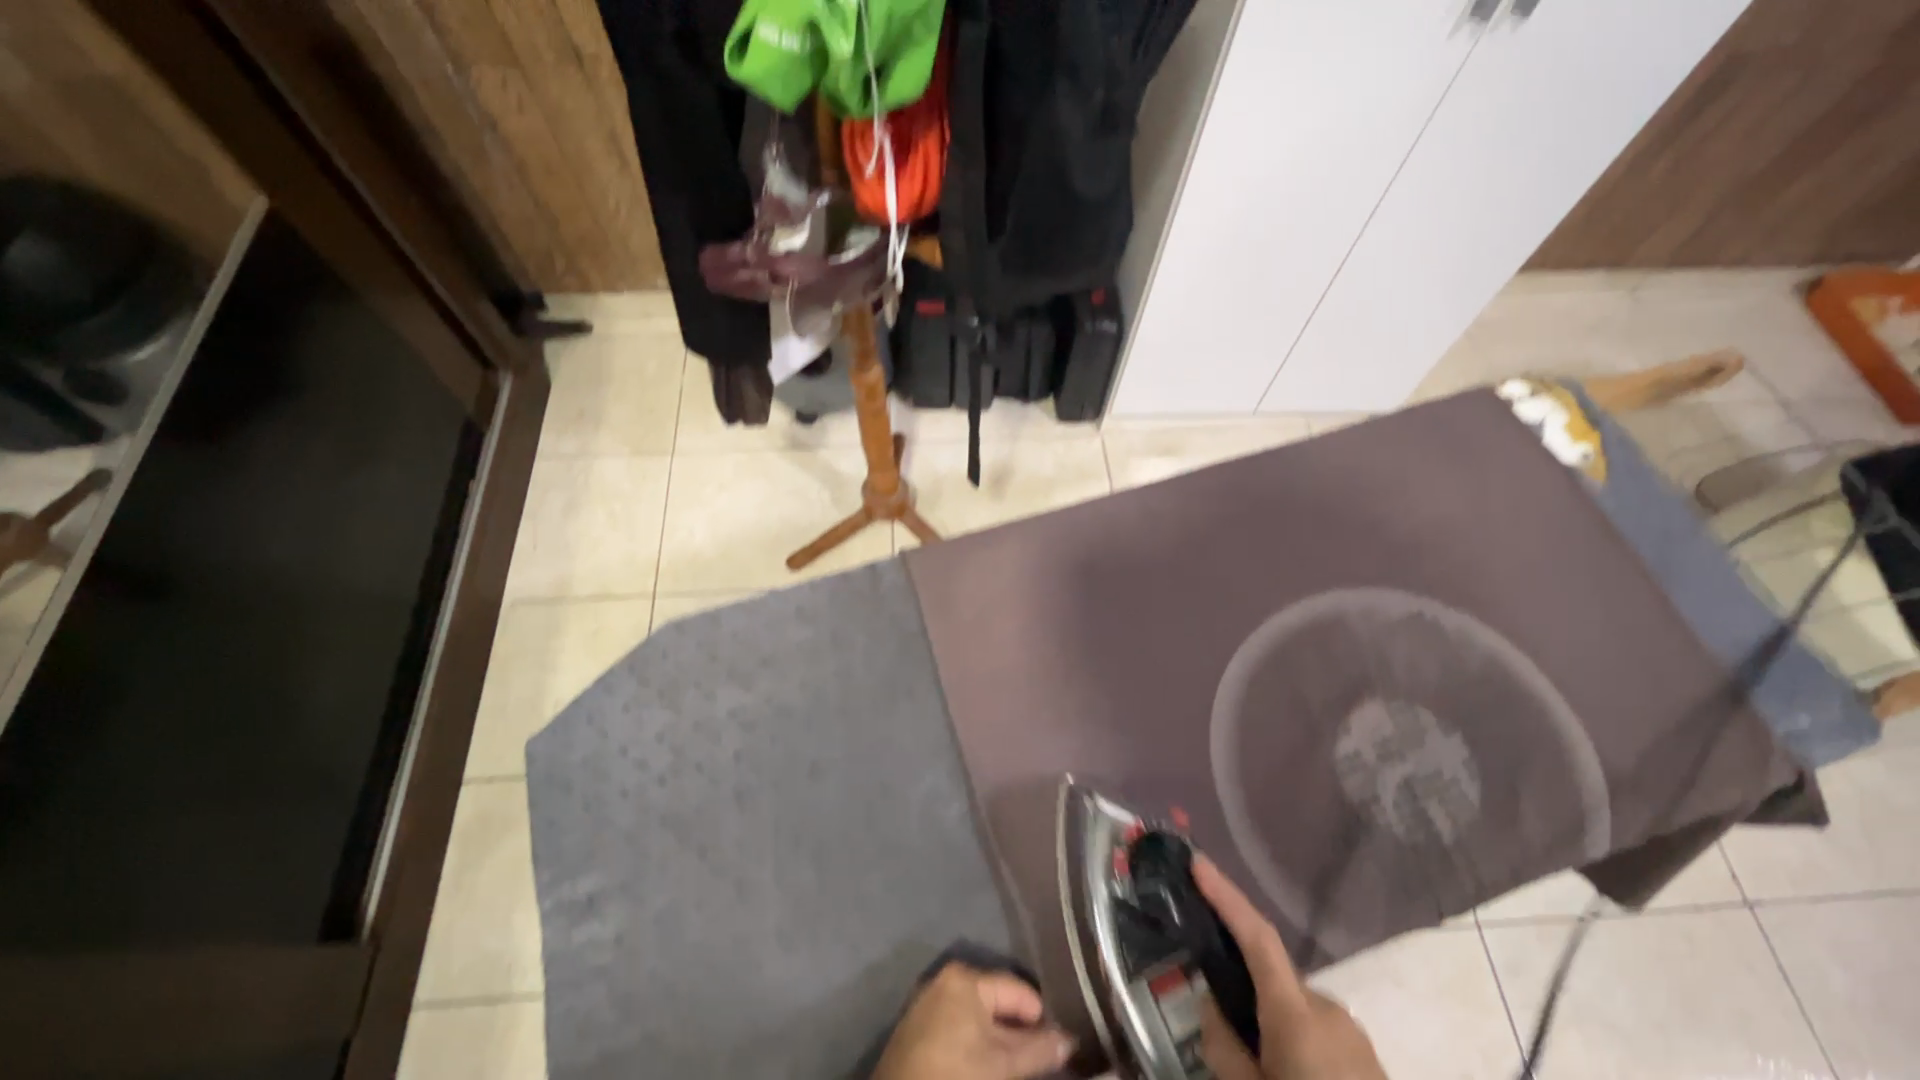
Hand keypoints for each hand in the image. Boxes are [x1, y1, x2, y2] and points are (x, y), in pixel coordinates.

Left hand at [871, 963, 1074, 1079]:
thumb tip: (1070, 1041)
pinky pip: (959, 1024)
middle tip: (1033, 1061)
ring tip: (1010, 1066)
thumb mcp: (1002, 1066)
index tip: (1053, 1049)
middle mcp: (946, 979)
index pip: (1020, 992)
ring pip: (979, 1016)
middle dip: (1018, 1031)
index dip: (1041, 1020)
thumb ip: (1039, 1050)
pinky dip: (975, 1042)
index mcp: (966, 979)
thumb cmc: (954, 1075)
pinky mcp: (918, 1024)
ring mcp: (929, 1000)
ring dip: (997, 1039)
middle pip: (999, 1002)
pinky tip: (981, 1065)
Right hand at [1194, 856, 1388, 1079]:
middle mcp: (1328, 1009)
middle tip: (1220, 1034)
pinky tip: (1288, 1079)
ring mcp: (1354, 1034)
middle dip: (1243, 993)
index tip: (1197, 864)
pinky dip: (1294, 1047)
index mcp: (1295, 1014)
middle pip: (1272, 981)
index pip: (1257, 936)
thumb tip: (1214, 1009)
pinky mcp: (1368, 1060)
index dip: (1226, 896)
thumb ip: (1224, 1047)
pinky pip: (1317, 1035)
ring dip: (1271, 1029)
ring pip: (1294, 1012)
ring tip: (1257, 1072)